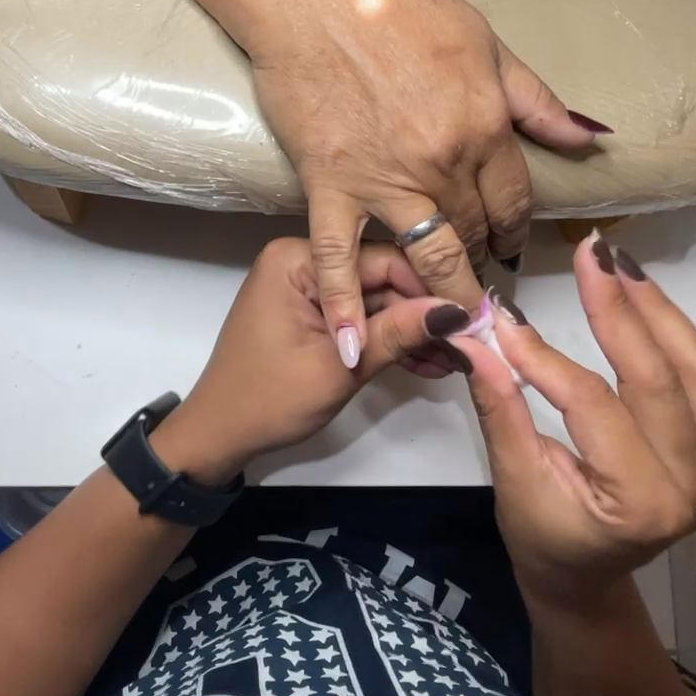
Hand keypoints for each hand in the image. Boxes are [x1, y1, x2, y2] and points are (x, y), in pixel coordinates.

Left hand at [150, 238, 475, 485]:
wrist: (221, 435)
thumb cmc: (270, 399)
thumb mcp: (341, 367)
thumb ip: (397, 333)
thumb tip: (457, 311)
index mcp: (298, 259)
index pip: (382, 259)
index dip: (430, 288)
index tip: (474, 314)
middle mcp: (303, 262)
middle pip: (380, 280)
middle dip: (423, 316)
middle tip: (473, 343)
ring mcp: (307, 289)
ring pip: (374, 303)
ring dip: (411, 333)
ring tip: (457, 360)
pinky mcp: (311, 315)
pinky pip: (358, 320)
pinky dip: (386, 342)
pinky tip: (426, 362)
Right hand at [249, 0, 600, 370]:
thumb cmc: (400, 9)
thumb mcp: (485, 42)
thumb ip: (536, 99)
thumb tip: (588, 139)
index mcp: (484, 126)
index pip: (514, 200)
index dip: (517, 230)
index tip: (513, 248)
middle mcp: (443, 164)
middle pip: (475, 232)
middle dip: (487, 266)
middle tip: (489, 295)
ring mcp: (384, 182)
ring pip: (428, 254)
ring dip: (448, 296)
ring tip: (460, 327)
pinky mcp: (330, 187)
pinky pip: (338, 256)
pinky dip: (345, 303)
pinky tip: (353, 347)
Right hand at [450, 235, 695, 611]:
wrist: (582, 580)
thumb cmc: (542, 541)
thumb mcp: (514, 480)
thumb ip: (499, 407)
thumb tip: (473, 339)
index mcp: (640, 502)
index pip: (591, 404)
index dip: (543, 357)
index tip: (501, 317)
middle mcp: (691, 482)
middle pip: (657, 376)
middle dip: (619, 308)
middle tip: (589, 253)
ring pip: (695, 369)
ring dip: (662, 309)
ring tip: (626, 263)